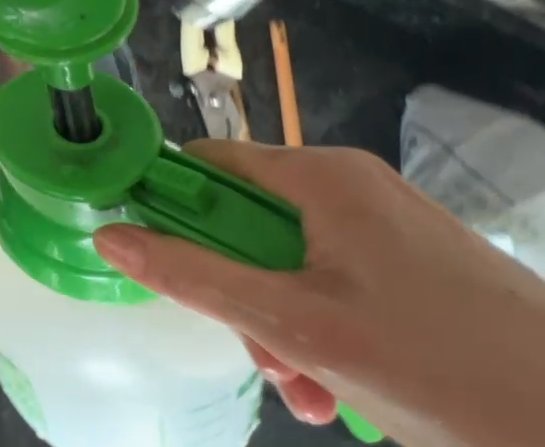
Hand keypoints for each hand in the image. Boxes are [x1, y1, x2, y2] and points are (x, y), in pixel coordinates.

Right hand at [93, 140, 544, 446]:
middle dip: (234, 289)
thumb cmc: (444, 368)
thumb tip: (106, 234)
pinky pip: (334, 279)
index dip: (170, 205)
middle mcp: (352, 187)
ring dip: (275, 321)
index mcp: (322, 178)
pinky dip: (319, 326)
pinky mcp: (420, 266)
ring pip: (287, 259)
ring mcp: (391, 227)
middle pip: (245, 220)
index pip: (205, 163)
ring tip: (302, 388)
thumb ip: (191, 275)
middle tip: (252, 350)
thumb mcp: (295, 325)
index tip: (157, 259)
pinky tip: (334, 385)